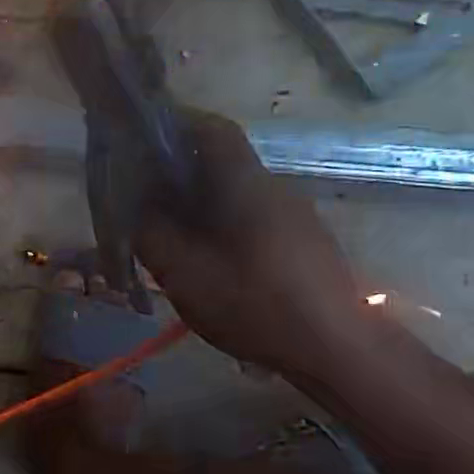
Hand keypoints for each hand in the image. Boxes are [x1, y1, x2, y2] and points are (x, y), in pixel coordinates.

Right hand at [136, 110, 365, 371]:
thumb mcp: (183, 272)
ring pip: (234, 191)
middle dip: (178, 170)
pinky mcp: (302, 242)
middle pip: (219, 160)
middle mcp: (271, 187)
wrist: (340, 350)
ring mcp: (292, 215)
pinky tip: (208, 261)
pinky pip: (250, 216)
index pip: (211, 128)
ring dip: (199, 202)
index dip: (175, 123)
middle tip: (144, 195)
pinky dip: (221, 224)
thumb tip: (133, 207)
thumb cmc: (256, 303)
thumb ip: (150, 234)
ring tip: (169, 234)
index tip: (142, 139)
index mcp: (243, 182)